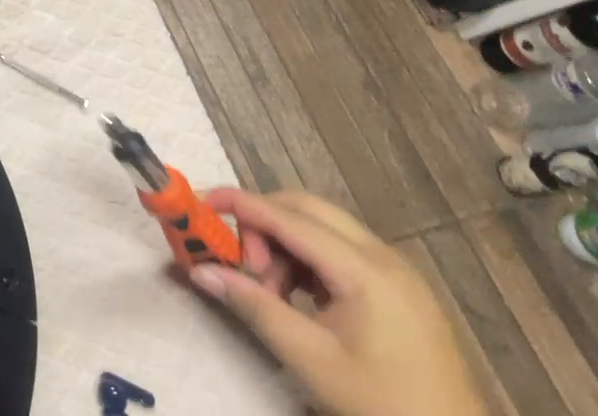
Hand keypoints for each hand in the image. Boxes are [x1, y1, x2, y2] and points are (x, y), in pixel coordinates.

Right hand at [186, 189, 486, 415]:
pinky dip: (307, 260)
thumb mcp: (309, 358)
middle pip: (306, 209)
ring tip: (271, 294)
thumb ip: (253, 307)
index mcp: (364, 270)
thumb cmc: (380, 402)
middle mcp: (382, 256)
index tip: (200, 201)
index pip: (289, 218)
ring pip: (321, 228)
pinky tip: (298, 298)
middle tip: (241, 265)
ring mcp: (394, 269)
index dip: (241, 204)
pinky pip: (339, 250)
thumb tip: (199, 271)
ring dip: (283, 245)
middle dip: (262, 225)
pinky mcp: (397, 286)